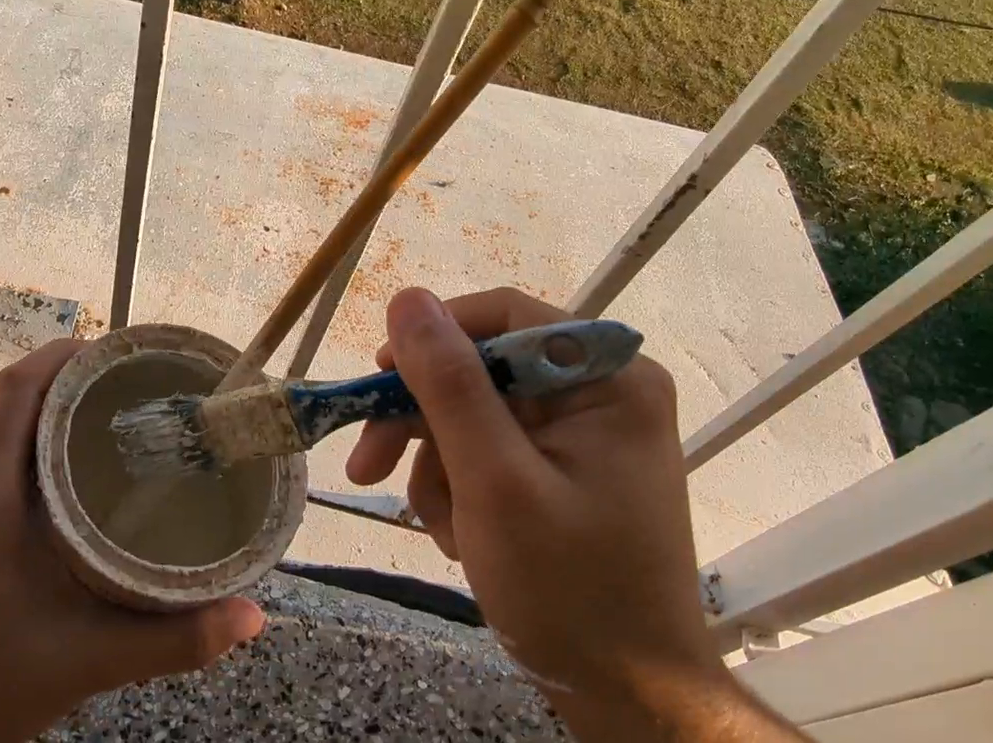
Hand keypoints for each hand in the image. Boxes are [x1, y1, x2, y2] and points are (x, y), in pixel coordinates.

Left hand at [0, 340, 265, 742]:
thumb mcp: (88, 661)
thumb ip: (175, 638)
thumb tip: (253, 616)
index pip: (19, 387)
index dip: (64, 355)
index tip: (115, 355)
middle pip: (2, 390)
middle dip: (57, 372)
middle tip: (116, 383)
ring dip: (26, 396)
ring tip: (82, 408)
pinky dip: (1, 423)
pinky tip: (36, 455)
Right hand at [349, 288, 801, 740]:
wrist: (626, 694)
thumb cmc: (568, 589)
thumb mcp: (493, 481)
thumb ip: (448, 385)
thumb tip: (406, 297)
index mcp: (607, 379)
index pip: (501, 315)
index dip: (431, 338)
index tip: (378, 380)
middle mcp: (598, 393)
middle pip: (478, 369)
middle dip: (421, 423)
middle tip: (367, 467)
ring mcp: (579, 434)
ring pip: (470, 414)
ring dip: (436, 468)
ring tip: (442, 529)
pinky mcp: (560, 470)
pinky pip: (484, 452)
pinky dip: (458, 490)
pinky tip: (463, 536)